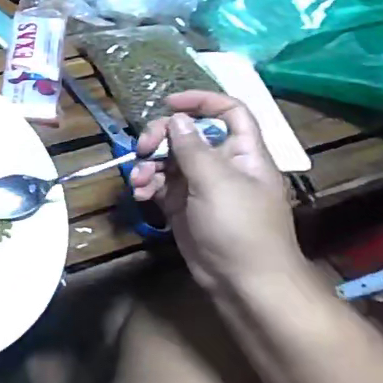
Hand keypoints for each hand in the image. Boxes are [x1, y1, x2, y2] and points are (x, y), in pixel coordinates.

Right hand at [128, 91, 306, 297]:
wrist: (243, 281)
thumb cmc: (240, 228)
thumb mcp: (216, 183)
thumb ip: (193, 149)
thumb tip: (177, 120)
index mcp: (243, 154)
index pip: (229, 113)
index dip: (202, 102)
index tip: (169, 104)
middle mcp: (222, 165)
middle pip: (188, 135)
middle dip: (161, 138)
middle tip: (142, 149)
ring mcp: (201, 186)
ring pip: (168, 160)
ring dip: (148, 166)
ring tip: (138, 183)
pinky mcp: (182, 206)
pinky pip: (160, 185)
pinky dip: (147, 186)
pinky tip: (140, 196)